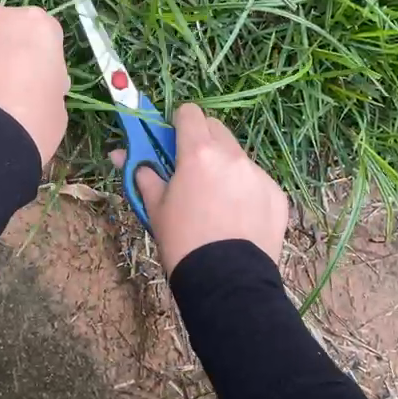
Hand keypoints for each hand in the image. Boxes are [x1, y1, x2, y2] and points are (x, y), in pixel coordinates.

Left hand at [0, 4, 69, 163]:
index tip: (42, 86)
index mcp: (40, 26)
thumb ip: (49, 84)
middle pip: (15, 32)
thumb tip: (37, 85)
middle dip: (15, 54)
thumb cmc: (31, 120)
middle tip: (14, 90)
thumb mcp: (57, 106)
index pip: (49, 38)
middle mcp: (5, 16)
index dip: (46, 63)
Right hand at [113, 103, 288, 271]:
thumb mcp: (155, 207)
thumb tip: (119, 153)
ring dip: (224, 166)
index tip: (173, 142)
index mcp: (198, 152)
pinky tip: (238, 219)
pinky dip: (246, 190)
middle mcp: (232, 155)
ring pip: (237, 155)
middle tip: (192, 169)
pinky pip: (257, 181)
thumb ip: (142, 173)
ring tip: (216, 201)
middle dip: (202, 140)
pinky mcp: (277, 196)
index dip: (179, 123)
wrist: (227, 286)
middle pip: (216, 128)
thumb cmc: (183, 242)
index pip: (189, 112)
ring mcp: (258, 175)